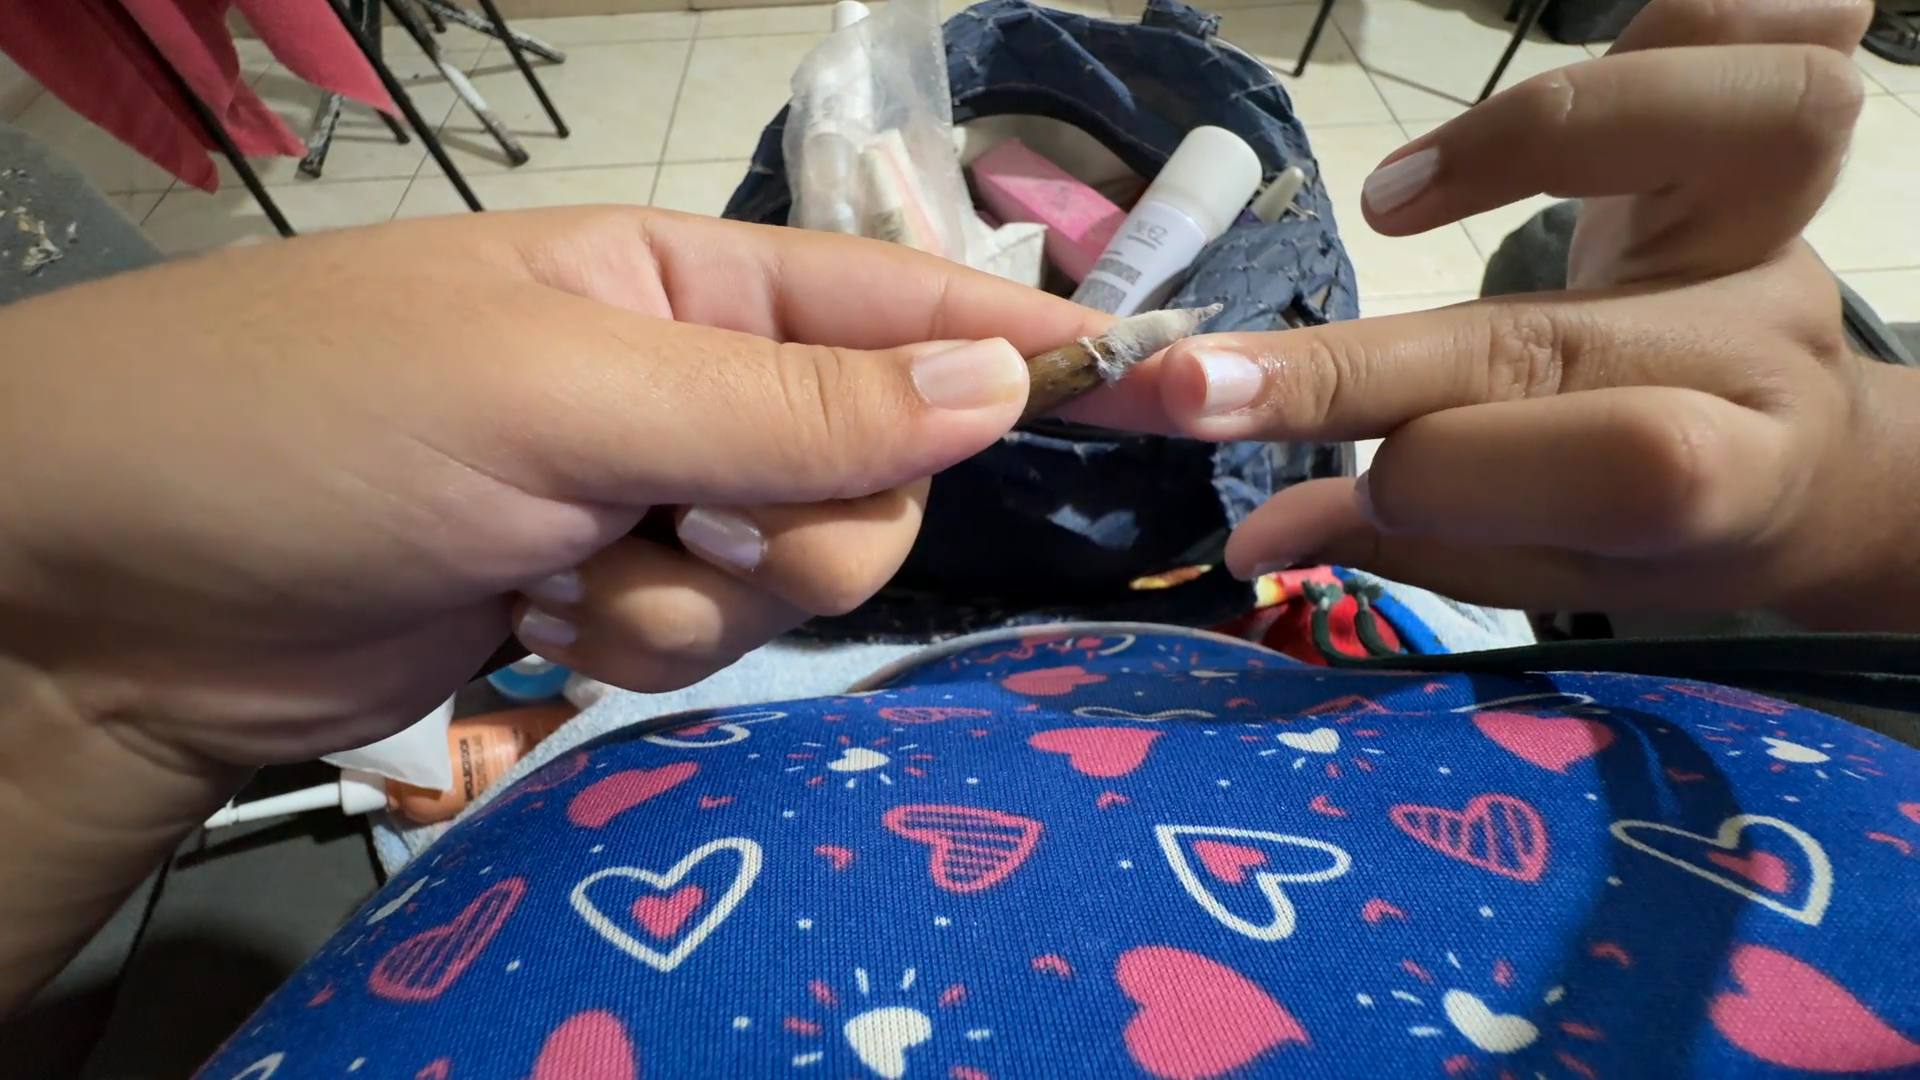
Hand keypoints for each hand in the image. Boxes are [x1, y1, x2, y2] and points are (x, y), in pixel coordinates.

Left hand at [0, 208, 1119, 769]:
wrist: (112, 603)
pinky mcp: (637, 586)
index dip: (1010, 334)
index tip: (1125, 365)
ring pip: (807, 565)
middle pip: (872, 468)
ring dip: (712, 595)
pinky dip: (648, 642)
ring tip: (577, 574)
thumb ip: (799, 405)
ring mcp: (676, 492)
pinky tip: (543, 620)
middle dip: (813, 523)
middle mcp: (706, 383)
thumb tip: (997, 381)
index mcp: (697, 284)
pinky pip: (725, 631)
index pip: (895, 299)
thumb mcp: (570, 398)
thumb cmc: (314, 433)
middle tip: (704, 527)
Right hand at [1152, 0, 1916, 628]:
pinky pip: (1781, 26)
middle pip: (1537, 345)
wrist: (1796, 477)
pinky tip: (1583, 48)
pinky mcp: (1757, 169)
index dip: (1421, 479)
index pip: (1579, 471)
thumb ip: (1381, 541)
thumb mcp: (1519, 569)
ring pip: (1748, 120)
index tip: (1295, 505)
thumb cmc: (1637, 537)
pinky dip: (1687, 14)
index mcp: (1702, 491)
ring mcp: (1764, 242)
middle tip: (1181, 383)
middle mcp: (1741, 352)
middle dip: (1329, 375)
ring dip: (1528, 137)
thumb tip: (1244, 543)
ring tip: (1390, 199)